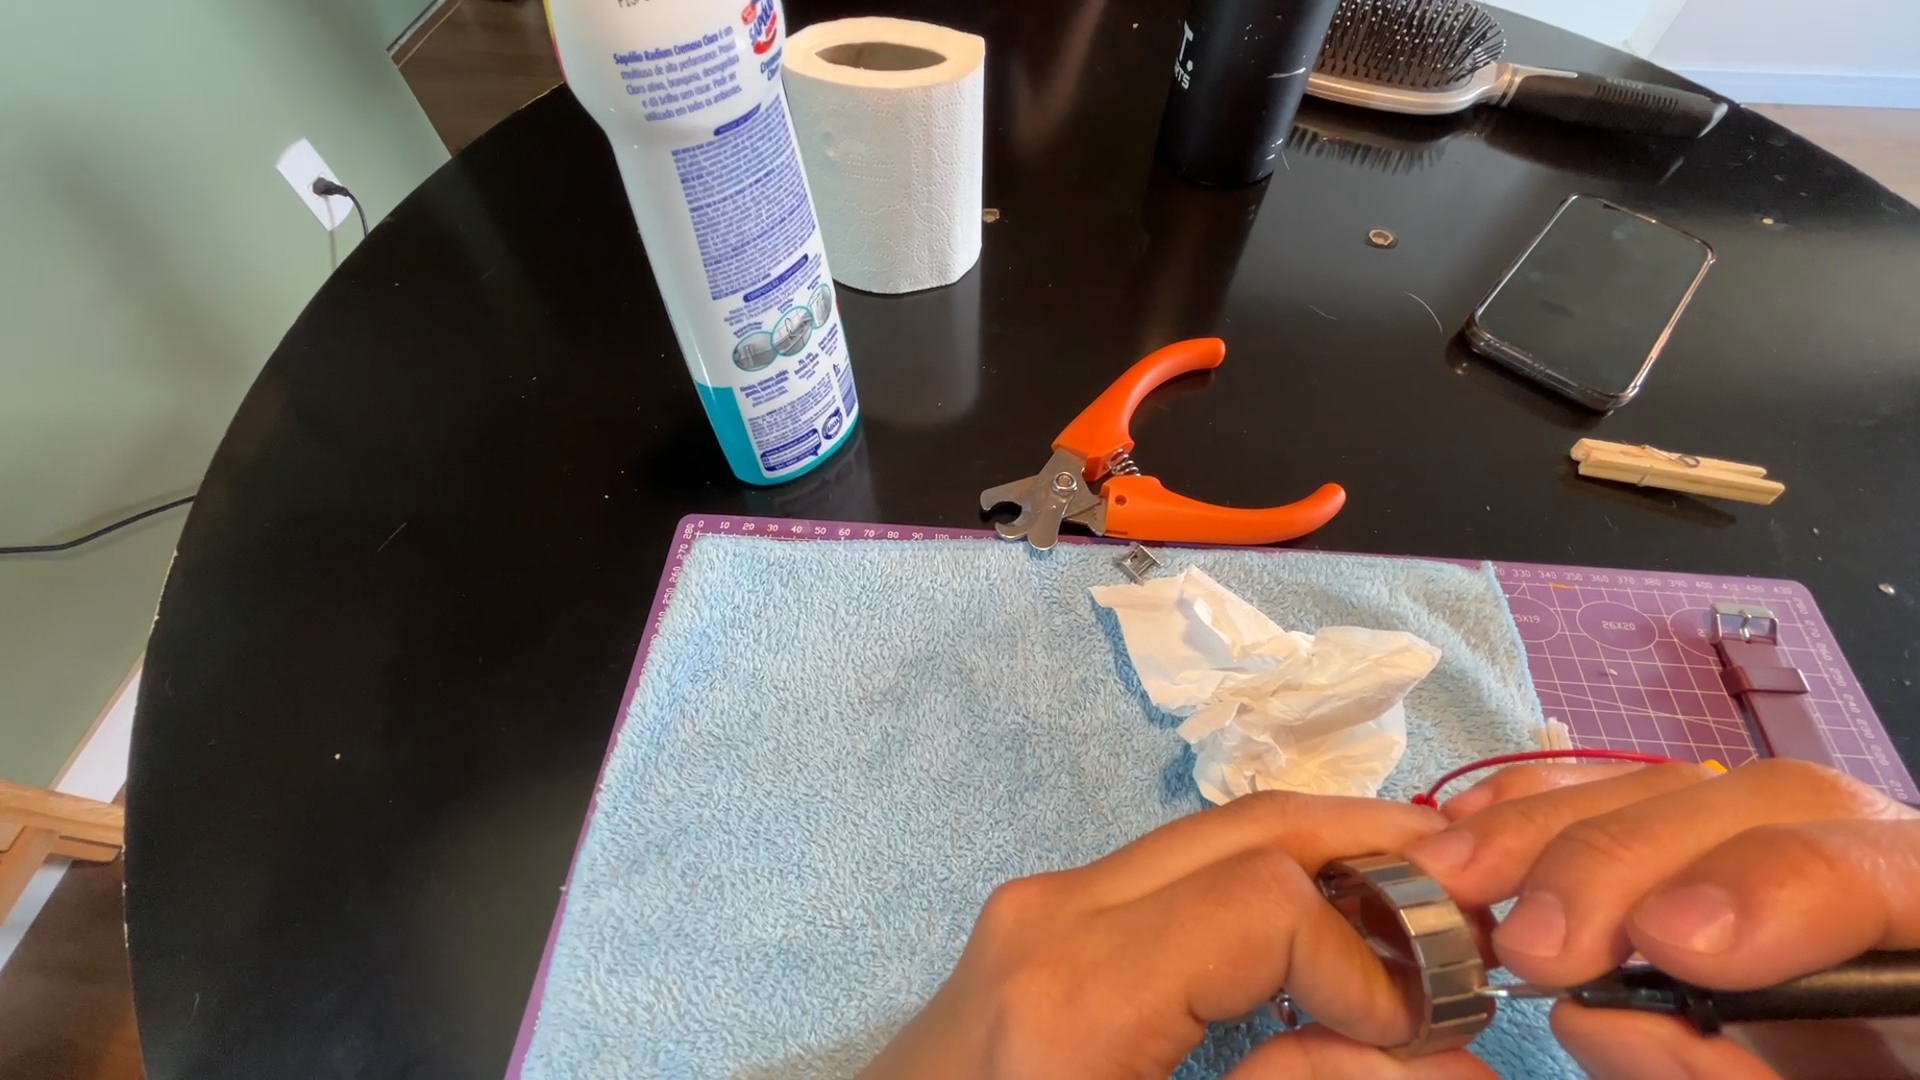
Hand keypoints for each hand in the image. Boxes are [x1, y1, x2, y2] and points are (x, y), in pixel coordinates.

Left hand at [857, 792, 1494, 1079]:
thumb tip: (1438, 1057)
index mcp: (1078, 988)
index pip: (1259, 896)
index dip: (1362, 956)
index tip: (1416, 1030)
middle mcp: (1055, 906)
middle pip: (1237, 828)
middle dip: (1360, 843)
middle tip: (1463, 876)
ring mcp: (1040, 896)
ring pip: (1204, 837)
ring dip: (1310, 852)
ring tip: (1404, 888)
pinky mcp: (1040, 909)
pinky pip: (1166, 872)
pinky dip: (1251, 881)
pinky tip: (1306, 910)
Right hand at [1403, 759, 1919, 1079]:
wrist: (1847, 1068)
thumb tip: (1597, 1019)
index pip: (1885, 870)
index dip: (1772, 887)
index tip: (1664, 948)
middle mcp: (1881, 853)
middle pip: (1756, 803)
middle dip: (1614, 861)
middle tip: (1528, 943)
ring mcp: (1782, 832)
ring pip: (1661, 783)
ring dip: (1540, 829)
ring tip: (1458, 880)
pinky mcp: (1698, 834)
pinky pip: (1607, 785)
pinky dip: (1528, 803)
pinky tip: (1468, 825)